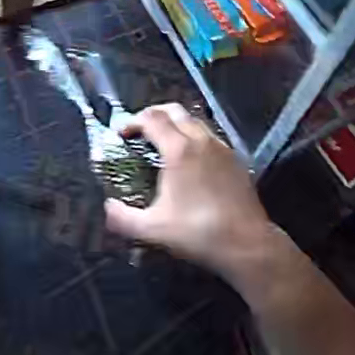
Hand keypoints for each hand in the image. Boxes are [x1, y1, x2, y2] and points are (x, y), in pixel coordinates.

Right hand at [102, 104, 284, 284]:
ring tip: (164, 140)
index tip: (122, 133)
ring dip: (175, 122)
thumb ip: (124, 218)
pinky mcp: (235, 157)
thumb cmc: (198, 233)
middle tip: (140, 129)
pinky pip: (210, 135)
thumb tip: (107, 208)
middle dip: (153, 114)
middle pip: (174, 110)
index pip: (151, 119)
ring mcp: (221, 146)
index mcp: (178, 149)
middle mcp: (200, 140)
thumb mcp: (153, 229)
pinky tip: (191, 157)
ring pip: (194, 120)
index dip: (132, 121)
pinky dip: (194, 135)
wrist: (247, 243)